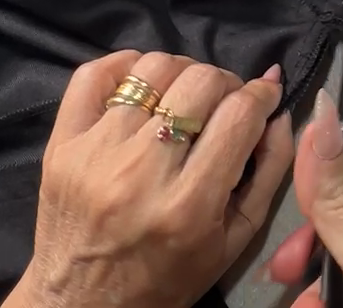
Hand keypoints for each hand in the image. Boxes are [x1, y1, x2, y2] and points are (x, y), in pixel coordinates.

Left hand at [7, 51, 293, 307]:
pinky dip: (125, 66)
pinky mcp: (61, 146)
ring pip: (155, 68)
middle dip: (226, 84)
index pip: (240, 113)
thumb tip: (280, 106)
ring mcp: (94, 156)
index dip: (262, 95)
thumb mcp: (237, 238)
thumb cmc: (169, 276)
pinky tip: (142, 88)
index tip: (265, 97)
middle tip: (223, 105)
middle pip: (202, 81)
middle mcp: (140, 176)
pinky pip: (94, 73)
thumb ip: (271, 169)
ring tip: (183, 99)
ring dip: (182, 74)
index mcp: (188, 207)